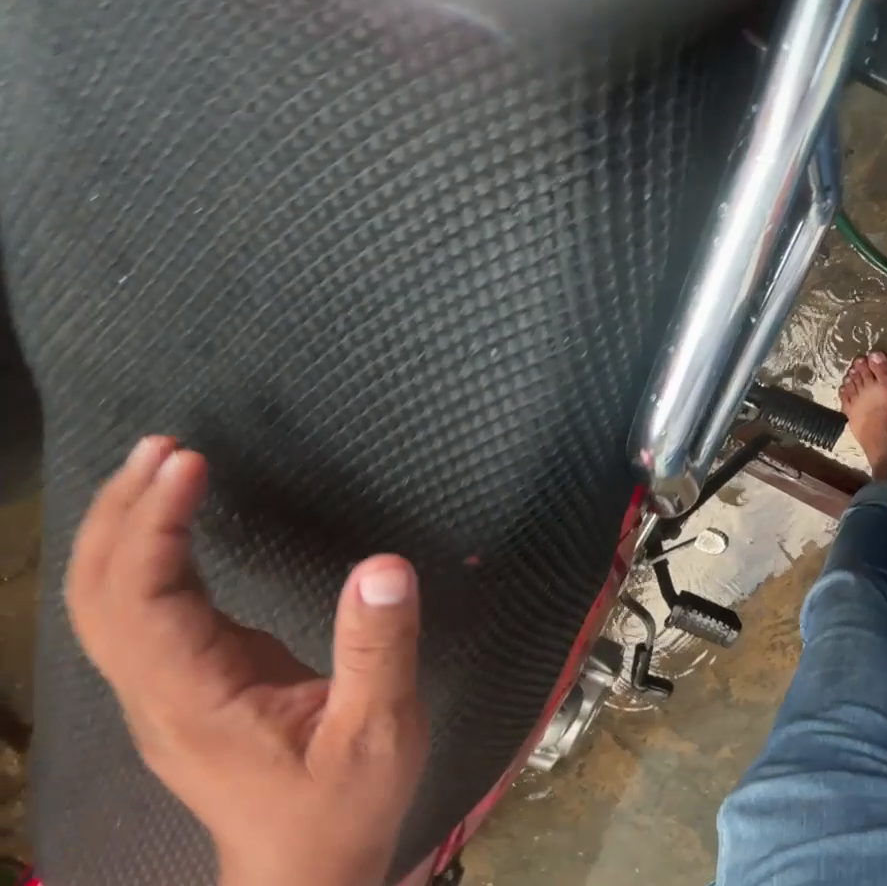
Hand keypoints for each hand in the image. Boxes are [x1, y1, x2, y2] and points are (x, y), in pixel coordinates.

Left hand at [65, 437, 427, 885]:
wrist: (306, 868)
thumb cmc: (344, 802)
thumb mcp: (380, 727)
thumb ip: (380, 649)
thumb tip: (383, 566)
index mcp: (197, 698)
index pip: (143, 601)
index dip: (156, 526)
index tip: (187, 462)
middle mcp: (160, 691)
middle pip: (100, 596)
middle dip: (121, 514)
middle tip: (160, 446)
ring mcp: (167, 691)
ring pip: (108, 604)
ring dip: (125, 530)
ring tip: (160, 467)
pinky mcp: (191, 686)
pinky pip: (143, 613)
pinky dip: (147, 557)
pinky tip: (174, 526)